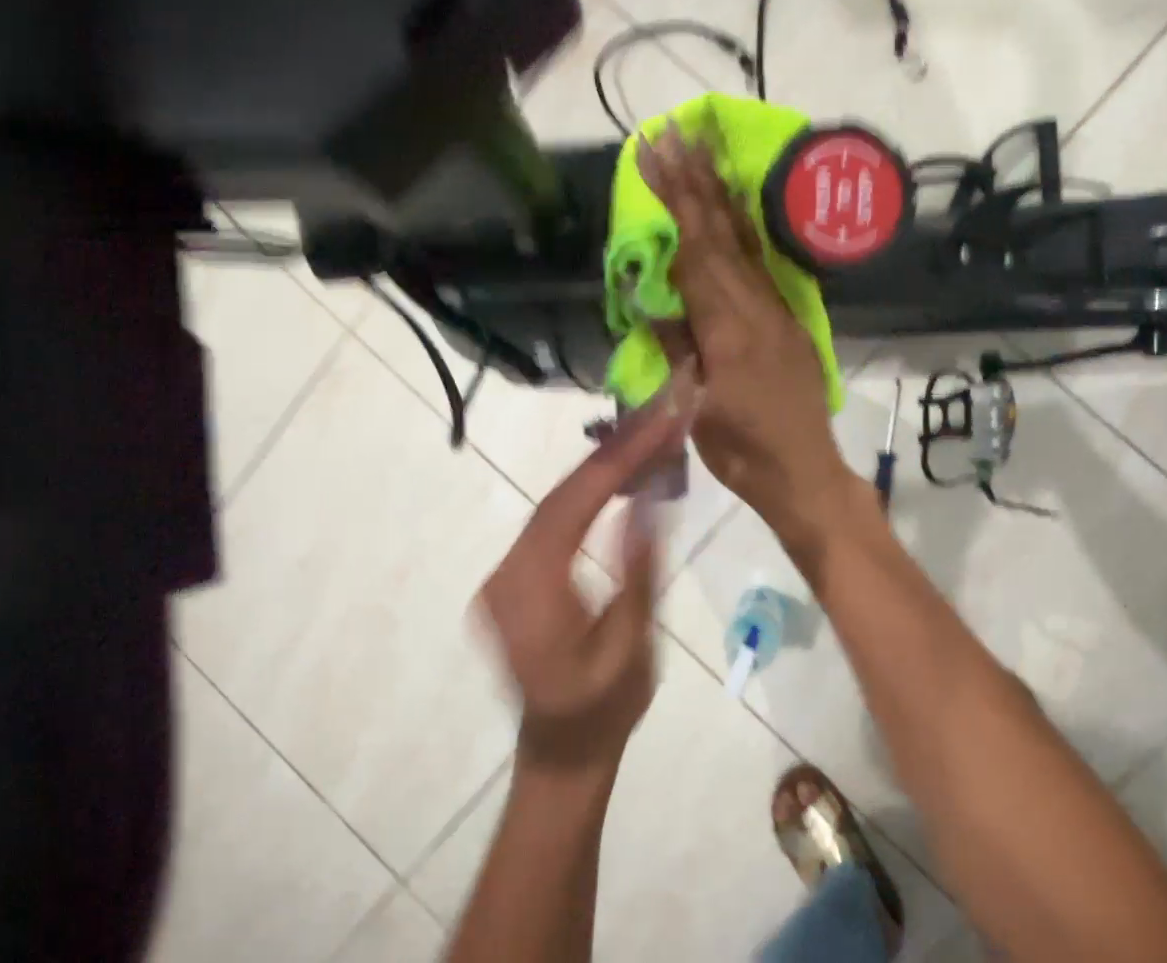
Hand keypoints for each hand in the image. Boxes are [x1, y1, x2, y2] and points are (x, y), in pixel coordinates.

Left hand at [477, 379, 700, 772]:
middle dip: (614, 452)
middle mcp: (504, 576)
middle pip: (560, 498)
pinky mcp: (514, 579)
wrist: (562, 753)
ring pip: (554, 506)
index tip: (660, 418)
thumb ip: (636, 571)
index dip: (618, 459)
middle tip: (663, 414)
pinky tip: (619, 478)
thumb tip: (648, 499)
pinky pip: (551, 525)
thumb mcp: (631, 648)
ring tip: (650, 435)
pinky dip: (588, 497)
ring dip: (602, 470)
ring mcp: (503, 577)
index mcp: (530, 595)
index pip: (572, 506)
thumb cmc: (605, 711)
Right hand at [636, 125, 858, 536]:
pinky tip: (737, 212)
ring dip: (722, 196)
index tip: (654, 156)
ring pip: (748, 244)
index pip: (697, 253)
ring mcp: (780, 314)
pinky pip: (764, 266)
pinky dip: (746, 231)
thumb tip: (655, 301)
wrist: (806, 475)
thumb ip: (680, 350)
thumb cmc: (743, 453)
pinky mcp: (791, 324)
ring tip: (702, 153)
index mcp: (730, 331)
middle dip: (695, 182)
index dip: (675, 202)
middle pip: (723, 236)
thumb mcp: (697, 410)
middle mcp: (759, 310)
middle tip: (673, 132)